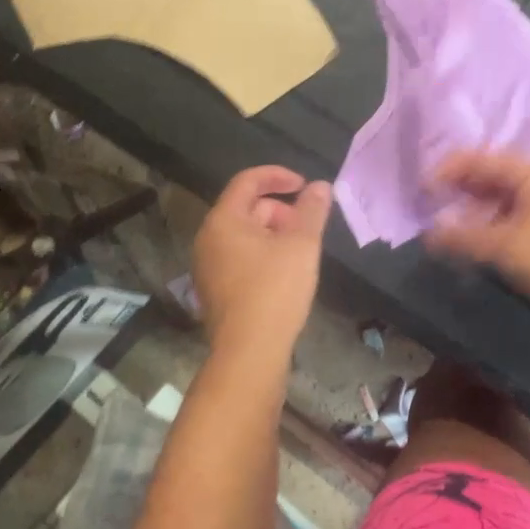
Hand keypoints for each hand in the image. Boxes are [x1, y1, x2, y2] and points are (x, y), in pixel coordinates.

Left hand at [192, 166, 332, 357]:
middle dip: (281, 210)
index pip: (247, 181)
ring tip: (301, 252)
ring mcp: (208, 267)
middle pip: (247, 208)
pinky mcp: (215, 290)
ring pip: (245, 234)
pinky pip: (240, 257)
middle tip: (308, 227)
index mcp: (223, 221)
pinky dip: (263, 253)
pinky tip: (286, 273)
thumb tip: (321, 186)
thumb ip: (312, 210)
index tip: (305, 185)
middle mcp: (208, 239)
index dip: (278, 175)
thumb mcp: (301, 244)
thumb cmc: (274, 290)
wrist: (249, 353)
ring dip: (274, 233)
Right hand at [426, 151, 529, 310]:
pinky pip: (520, 207)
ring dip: (479, 205)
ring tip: (454, 222)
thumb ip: (467, 237)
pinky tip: (486, 236)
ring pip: (508, 193)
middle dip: (462, 187)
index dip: (449, 169)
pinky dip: (498, 216)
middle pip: (494, 173)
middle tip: (434, 204)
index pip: (481, 159)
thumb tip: (431, 230)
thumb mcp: (509, 248)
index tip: (423, 186)